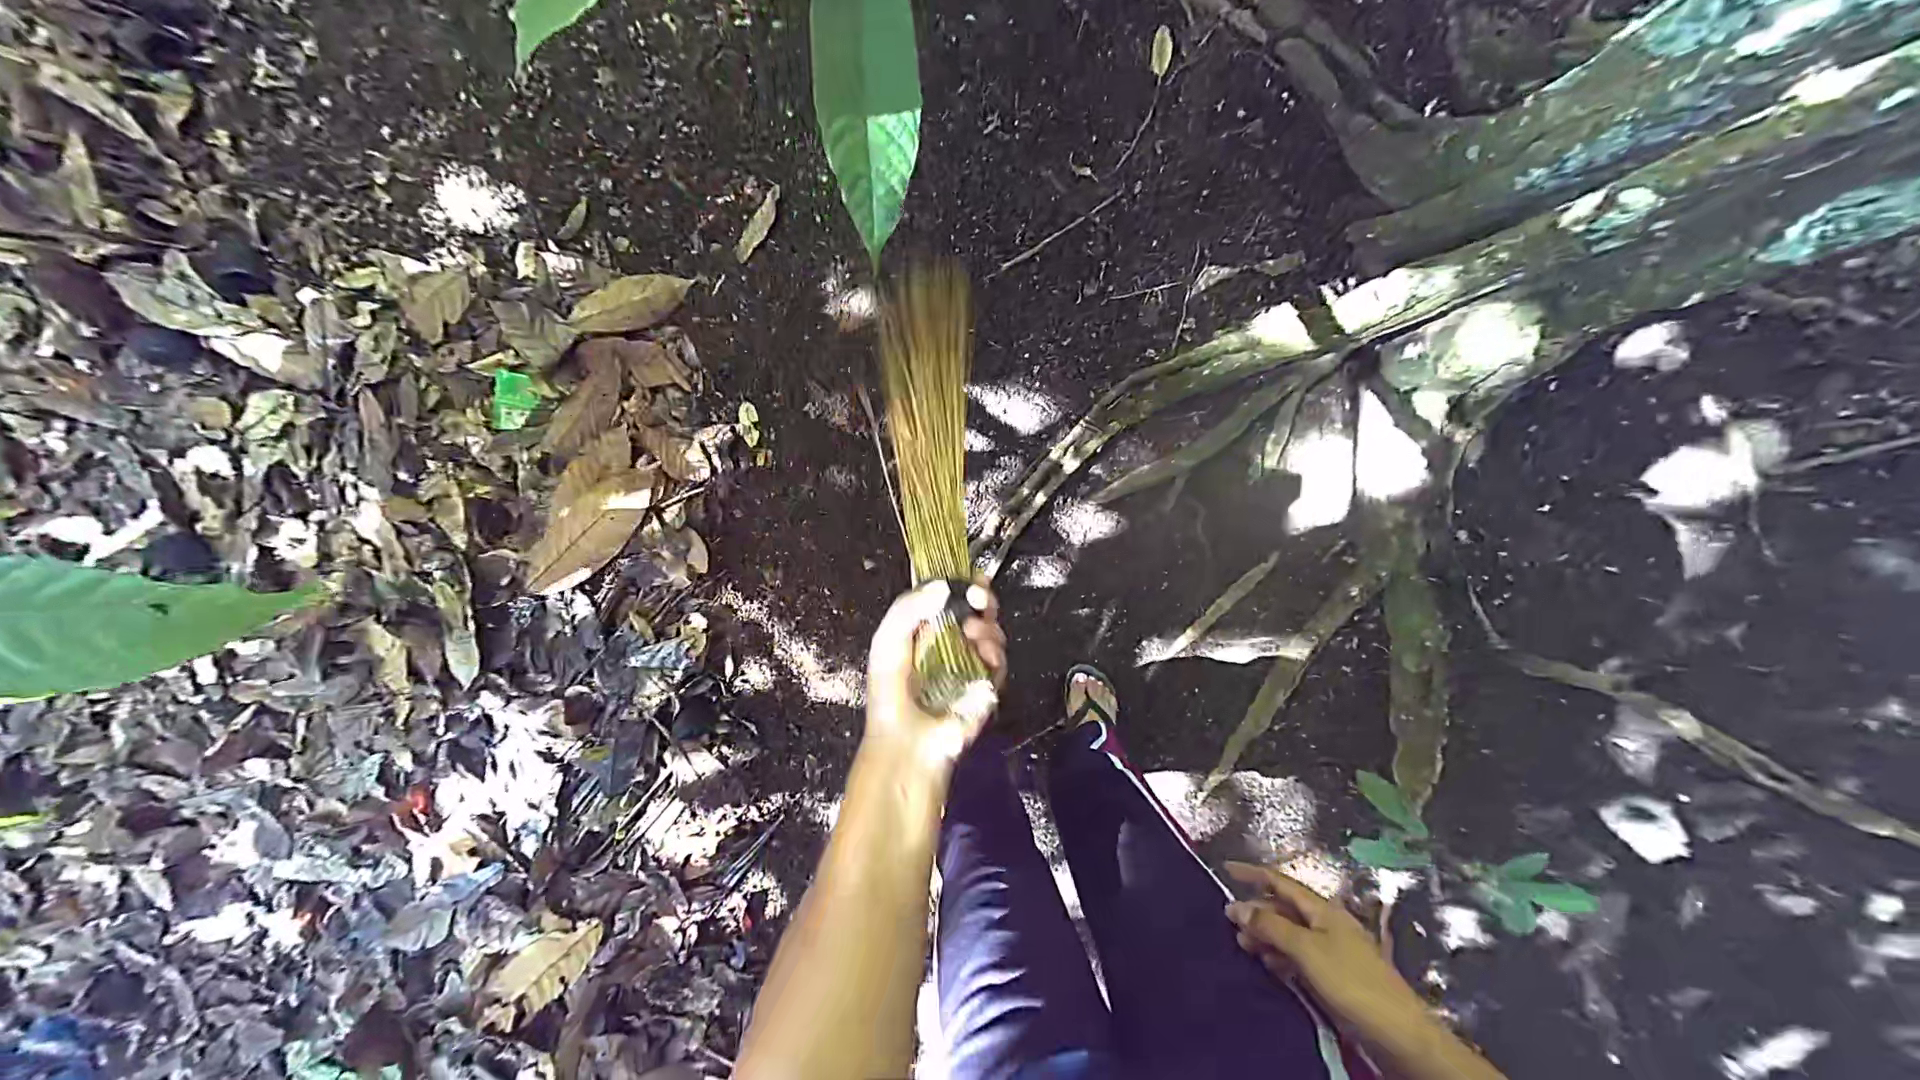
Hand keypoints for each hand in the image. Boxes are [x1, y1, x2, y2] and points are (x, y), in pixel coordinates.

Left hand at [863, 579, 1006, 770]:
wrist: (906, 741)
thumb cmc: (890, 694)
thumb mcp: (888, 641)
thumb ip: (908, 608)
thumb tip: (942, 587)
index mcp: (924, 630)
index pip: (947, 598)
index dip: (960, 585)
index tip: (969, 578)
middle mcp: (949, 643)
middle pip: (976, 610)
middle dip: (982, 598)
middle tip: (980, 597)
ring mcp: (969, 664)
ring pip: (991, 631)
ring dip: (986, 626)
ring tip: (973, 631)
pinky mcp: (985, 686)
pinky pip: (999, 661)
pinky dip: (995, 653)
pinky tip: (983, 654)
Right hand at [1225, 862, 1433, 1045]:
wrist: (1400, 1036)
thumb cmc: (1352, 982)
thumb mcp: (1306, 950)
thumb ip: (1271, 926)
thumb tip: (1237, 907)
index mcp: (1323, 910)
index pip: (1281, 882)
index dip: (1253, 873)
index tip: (1226, 869)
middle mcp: (1327, 924)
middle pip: (1284, 908)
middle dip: (1256, 910)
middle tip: (1230, 922)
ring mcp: (1333, 951)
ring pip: (1290, 934)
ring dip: (1266, 936)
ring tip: (1244, 946)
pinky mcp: (1335, 976)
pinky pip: (1299, 956)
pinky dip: (1280, 956)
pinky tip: (1270, 966)